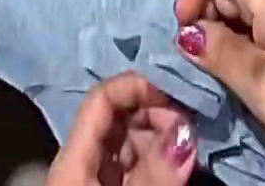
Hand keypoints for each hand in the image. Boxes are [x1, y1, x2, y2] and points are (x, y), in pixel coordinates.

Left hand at [46, 72, 195, 185]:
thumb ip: (153, 171)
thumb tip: (187, 130)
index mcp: (72, 154)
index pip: (100, 98)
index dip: (135, 88)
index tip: (175, 92)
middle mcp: (82, 158)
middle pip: (117, 118)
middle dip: (154, 113)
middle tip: (191, 125)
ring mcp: (96, 177)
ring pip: (129, 143)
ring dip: (160, 137)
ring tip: (192, 143)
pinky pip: (135, 167)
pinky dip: (158, 161)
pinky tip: (182, 163)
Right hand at [173, 0, 264, 166]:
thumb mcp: (260, 83)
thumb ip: (217, 51)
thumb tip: (186, 33)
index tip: (186, 23)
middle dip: (202, 11)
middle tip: (199, 54)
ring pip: (237, 3)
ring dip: (218, 29)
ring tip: (219, 67)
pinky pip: (252, 21)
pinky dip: (236, 38)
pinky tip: (241, 70)